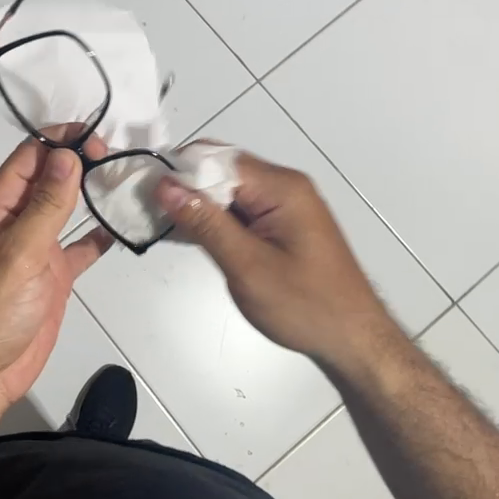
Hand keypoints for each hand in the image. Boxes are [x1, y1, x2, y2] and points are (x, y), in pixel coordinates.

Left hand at [0, 139, 111, 412]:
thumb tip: (67, 155)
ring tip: (127, 181)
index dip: (61, 140)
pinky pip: (78, 247)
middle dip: (81, 161)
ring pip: (66, 209)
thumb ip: (45, 206)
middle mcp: (16, 220)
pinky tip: (121, 228)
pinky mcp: (52, 276)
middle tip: (120, 159)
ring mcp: (35, 248)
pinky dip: (98, 237)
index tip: (98, 139)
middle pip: (50, 177)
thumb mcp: (17, 252)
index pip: (30, 156)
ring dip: (91, 194)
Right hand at [156, 152, 396, 360]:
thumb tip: (164, 185)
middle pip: (221, 169)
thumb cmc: (304, 305)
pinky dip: (214, 219)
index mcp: (280, 187)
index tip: (145, 193)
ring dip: (197, 205)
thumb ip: (205, 223)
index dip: (179, 171)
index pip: (217, 158)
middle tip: (148, 213)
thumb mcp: (247, 266)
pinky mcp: (282, 223)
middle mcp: (283, 185)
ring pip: (227, 190)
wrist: (354, 340)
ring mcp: (284, 205)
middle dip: (184, 187)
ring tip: (161, 226)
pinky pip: (239, 209)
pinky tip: (190, 237)